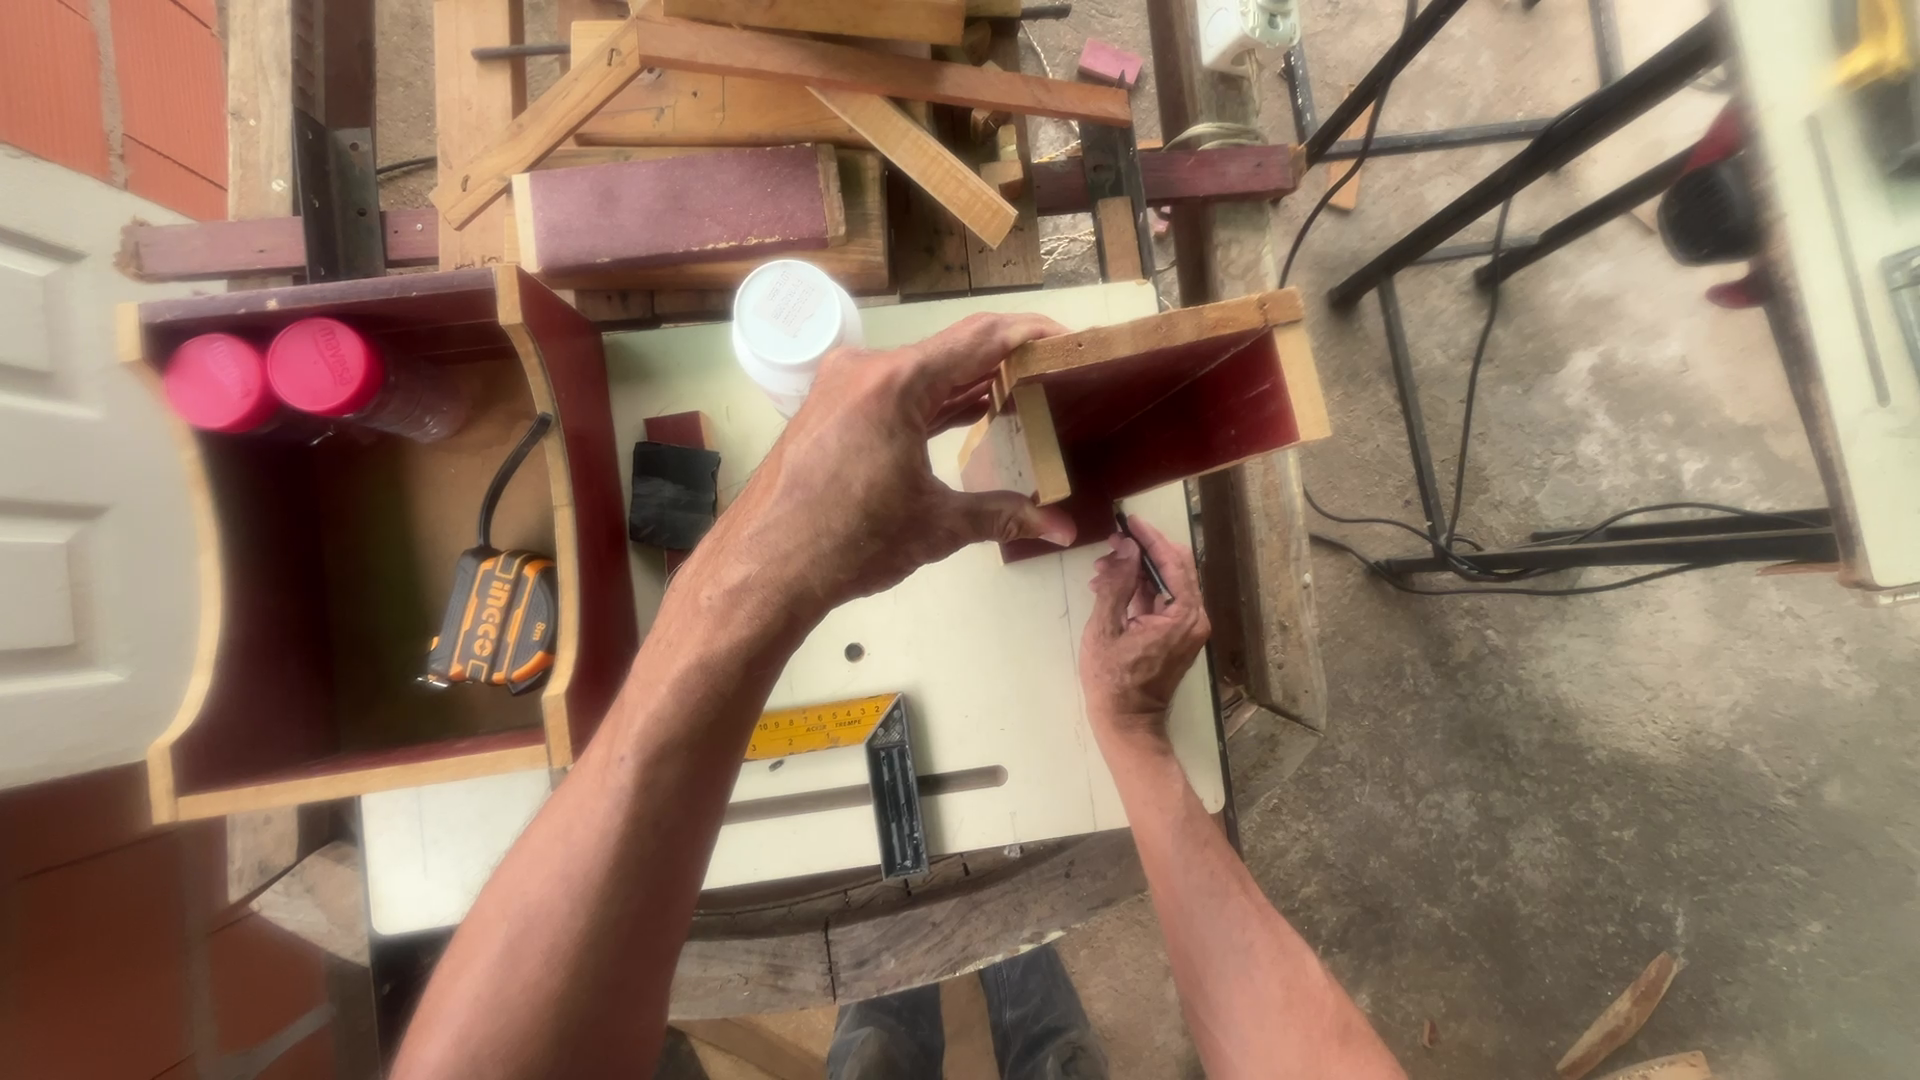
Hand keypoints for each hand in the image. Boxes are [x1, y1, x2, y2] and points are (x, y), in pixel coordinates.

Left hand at [691, 312, 1078, 624]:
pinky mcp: (827, 410)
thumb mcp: (936, 526)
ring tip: (1017, 394)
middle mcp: (864, 369)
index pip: (981, 338)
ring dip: (965, 384)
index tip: (1069, 338)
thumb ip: (1003, 516)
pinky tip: (963, 413)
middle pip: (949, 351)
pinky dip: (930, 402)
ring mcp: (840, 387)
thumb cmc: (852, 543)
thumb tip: (1063, 530)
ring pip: (919, 373)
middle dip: (1003, 362)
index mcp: (896, 382)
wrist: (764, 568)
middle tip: (1052, 374)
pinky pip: (892, 392)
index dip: (1031, 332)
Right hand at [1079, 516, 1209, 744]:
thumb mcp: (1105, 628)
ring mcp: (1189, 627)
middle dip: (1143, 550)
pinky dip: (1141, 587)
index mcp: (1182, 616)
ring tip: (1102, 569)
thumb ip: (1116, 584)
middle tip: (1112, 543)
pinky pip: (1164, 599)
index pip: (1172, 561)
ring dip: (1138, 569)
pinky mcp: (1179, 634)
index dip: (1149, 538)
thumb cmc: (1112, 680)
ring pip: (1169, 581)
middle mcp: (1194, 618)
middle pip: (1176, 567)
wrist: (1128, 721)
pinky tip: (1112, 585)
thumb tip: (1126, 548)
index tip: (1128, 520)